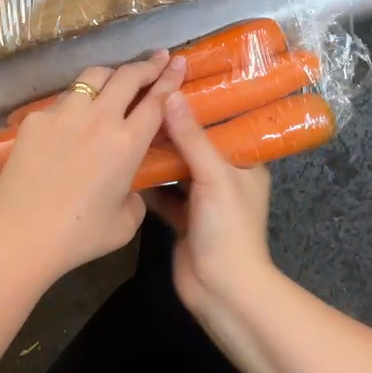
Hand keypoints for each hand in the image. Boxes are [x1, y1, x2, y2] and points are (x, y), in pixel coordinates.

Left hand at [0, 51, 185, 283]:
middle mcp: (99, 118)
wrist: (20, 235)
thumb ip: (136, 197)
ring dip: (111, 74)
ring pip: (94, 77)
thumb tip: (130, 187)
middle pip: (128, 76)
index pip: (156, 101)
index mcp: (127, 143)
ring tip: (116, 78)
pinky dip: (77, 101)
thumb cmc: (78, 236)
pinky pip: (64, 100)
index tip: (178, 63)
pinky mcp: (37, 119)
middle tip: (158, 58)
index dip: (170, 79)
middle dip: (147, 65)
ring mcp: (64, 113)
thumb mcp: (125, 223)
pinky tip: (75, 117)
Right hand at [143, 91, 277, 315]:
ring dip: (158, 152)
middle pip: (196, 143)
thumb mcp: (213, 175)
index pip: (224, 124)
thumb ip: (191, 136)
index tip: (175, 82)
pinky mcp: (183, 218)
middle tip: (145, 99)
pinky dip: (149, 181)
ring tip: (132, 123)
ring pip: (178, 167)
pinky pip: (164, 192)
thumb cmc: (228, 227)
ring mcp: (203, 199)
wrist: (221, 290)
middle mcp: (225, 177)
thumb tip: (171, 95)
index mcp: (245, 162)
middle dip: (174, 127)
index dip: (203, 105)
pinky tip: (126, 162)